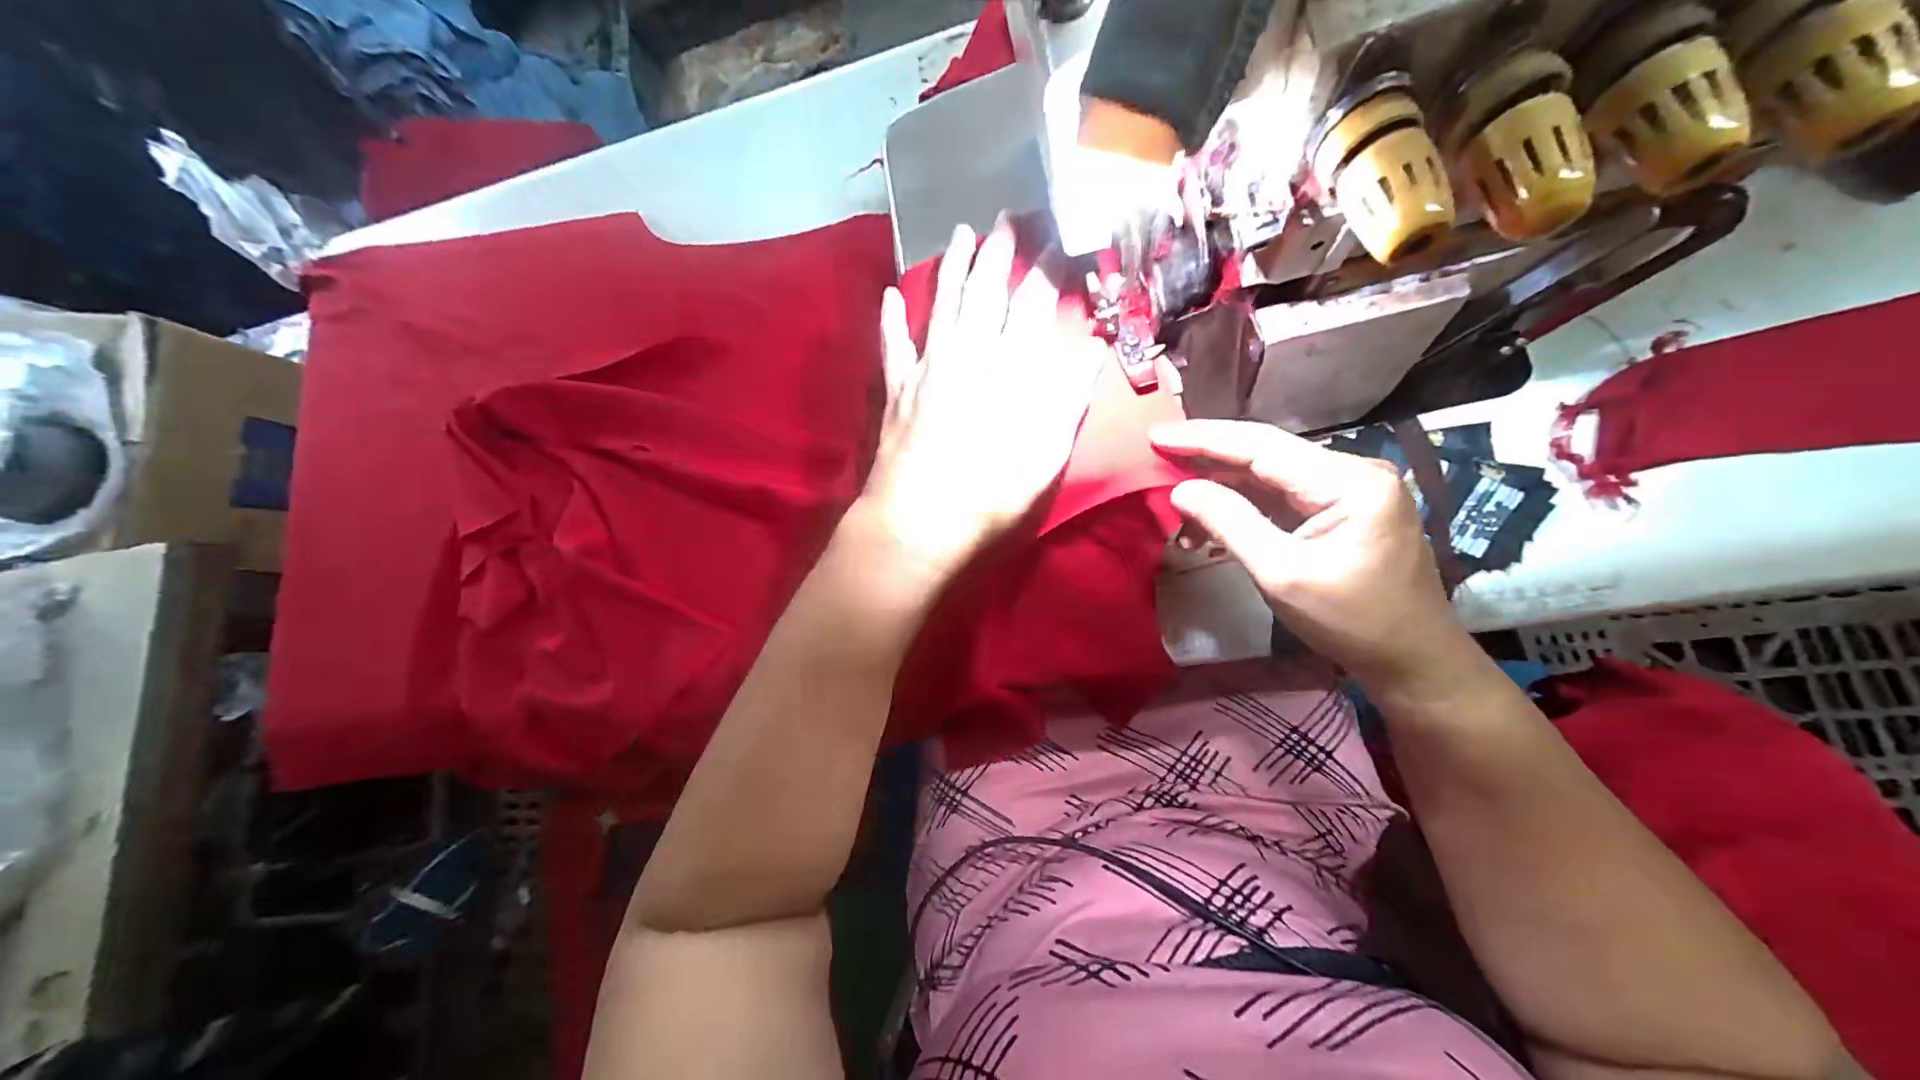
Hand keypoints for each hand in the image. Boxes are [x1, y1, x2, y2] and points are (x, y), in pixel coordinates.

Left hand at [857, 219, 1104, 582]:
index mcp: (1009, 371)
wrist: (919, 524)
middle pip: (985, 293)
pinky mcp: (897, 391)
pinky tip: (891, 295)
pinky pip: (894, 345)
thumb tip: (1089, 351)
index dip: (1047, 272)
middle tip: (1008, 217)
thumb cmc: (990, 495)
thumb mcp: (1047, 454)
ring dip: (953, 267)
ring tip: (961, 233)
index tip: (1058, 242)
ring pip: (941, 305)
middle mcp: (967, 357)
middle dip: (999, 252)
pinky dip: (892, 319)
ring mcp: (927, 370)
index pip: (1033, 306)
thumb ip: (1069, 398)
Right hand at [1150, 420, 1480, 692]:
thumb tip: (1181, 490)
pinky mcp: (1342, 510)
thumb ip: (1230, 522)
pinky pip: (1282, 498)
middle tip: (1157, 460)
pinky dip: (1244, 510)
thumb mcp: (1280, 574)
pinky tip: (1212, 530)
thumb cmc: (1350, 621)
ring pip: (1269, 477)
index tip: (1156, 435)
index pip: (1262, 446)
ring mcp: (1350, 490)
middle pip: (1265, 455)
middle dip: (1208, 460)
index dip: (1204, 439)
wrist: (1412, 659)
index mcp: (1349, 481)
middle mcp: (1353, 472)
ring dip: (1223, 492)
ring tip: (1178, 514)